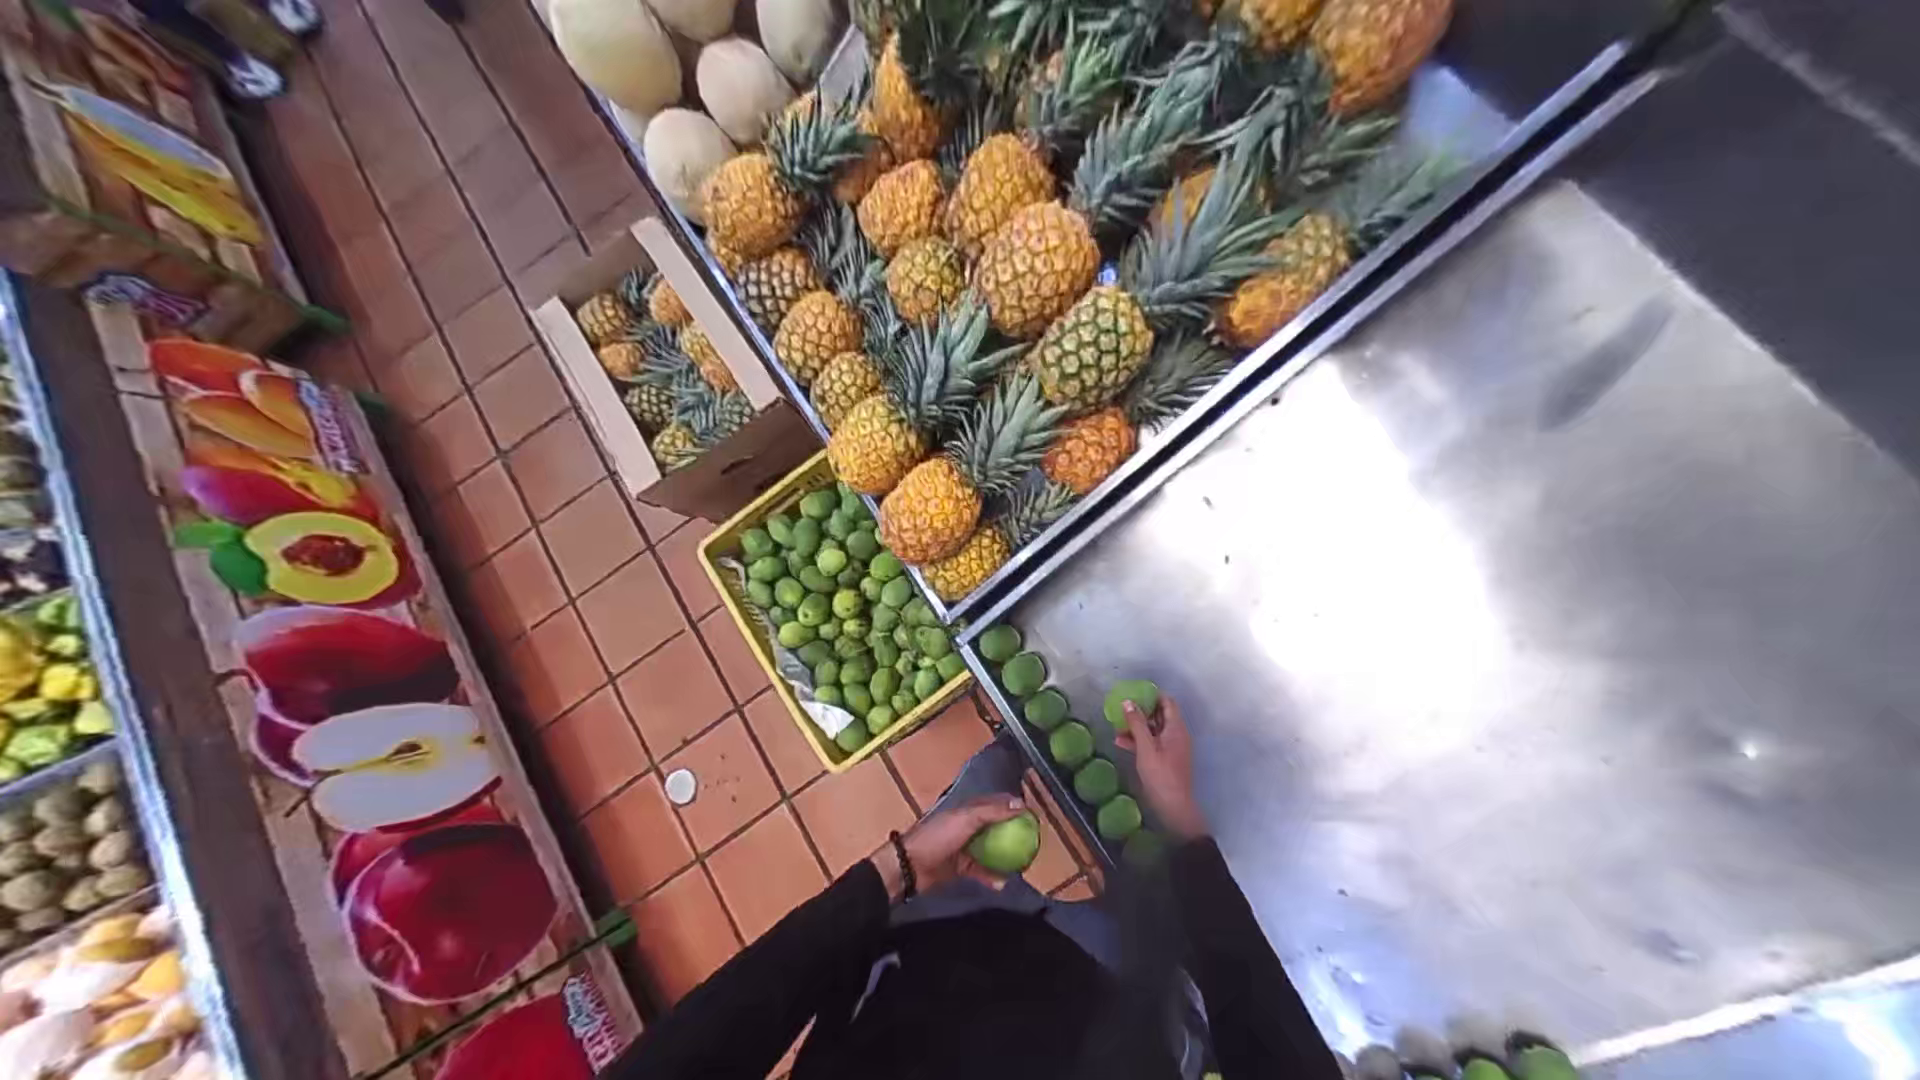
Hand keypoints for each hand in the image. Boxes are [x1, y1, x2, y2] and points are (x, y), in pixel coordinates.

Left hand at [871, 794, 1027, 901]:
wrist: (911, 867)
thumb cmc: (938, 837)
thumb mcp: (966, 820)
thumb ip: (992, 812)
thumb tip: (1021, 804)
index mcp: (968, 809)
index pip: (996, 803)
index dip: (1013, 807)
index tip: (1033, 816)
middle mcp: (968, 825)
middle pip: (996, 827)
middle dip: (1013, 834)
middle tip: (1033, 843)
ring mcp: (964, 847)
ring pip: (991, 850)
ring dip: (1005, 857)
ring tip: (1023, 865)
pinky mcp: (961, 867)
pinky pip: (981, 871)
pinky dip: (992, 876)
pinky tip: (1004, 883)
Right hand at [1115, 693, 1207, 840]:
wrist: (1174, 806)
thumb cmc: (1161, 774)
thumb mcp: (1145, 747)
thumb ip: (1137, 723)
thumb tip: (1128, 701)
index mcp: (1176, 729)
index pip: (1167, 702)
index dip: (1152, 695)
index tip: (1134, 692)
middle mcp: (1176, 735)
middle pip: (1159, 714)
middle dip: (1141, 711)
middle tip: (1122, 708)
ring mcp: (1172, 747)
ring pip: (1154, 729)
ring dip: (1137, 727)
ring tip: (1116, 727)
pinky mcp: (1166, 759)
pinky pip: (1152, 742)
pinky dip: (1138, 740)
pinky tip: (1121, 742)